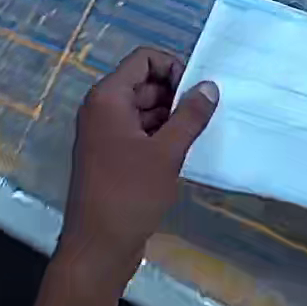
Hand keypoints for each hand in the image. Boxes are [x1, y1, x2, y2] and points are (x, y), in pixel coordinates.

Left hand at [58, 47, 217, 280]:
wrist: (97, 246)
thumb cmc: (130, 194)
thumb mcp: (167, 153)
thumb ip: (190, 116)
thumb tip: (209, 86)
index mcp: (107, 97)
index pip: (143, 59)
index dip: (172, 67)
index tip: (196, 92)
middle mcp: (101, 107)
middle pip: (143, 82)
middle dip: (174, 94)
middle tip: (203, 116)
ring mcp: (103, 130)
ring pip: (142, 107)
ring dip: (169, 116)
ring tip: (197, 134)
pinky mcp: (109, 152)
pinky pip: (137, 129)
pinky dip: (159, 134)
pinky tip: (182, 150)